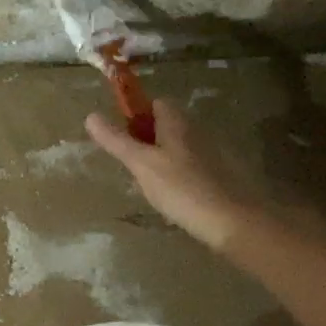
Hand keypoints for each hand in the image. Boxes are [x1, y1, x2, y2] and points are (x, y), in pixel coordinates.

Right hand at [85, 101, 255, 250]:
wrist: (234, 222)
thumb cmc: (182, 188)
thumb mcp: (141, 164)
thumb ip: (117, 141)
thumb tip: (90, 115)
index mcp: (178, 124)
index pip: (156, 103)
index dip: (137, 114)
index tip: (122, 136)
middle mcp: (199, 132)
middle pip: (168, 126)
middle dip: (148, 141)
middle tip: (133, 167)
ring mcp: (214, 155)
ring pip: (181, 149)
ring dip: (164, 161)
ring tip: (151, 188)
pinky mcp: (224, 177)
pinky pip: (194, 169)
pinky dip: (181, 178)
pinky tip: (175, 200)